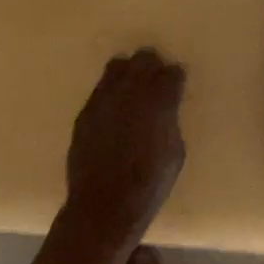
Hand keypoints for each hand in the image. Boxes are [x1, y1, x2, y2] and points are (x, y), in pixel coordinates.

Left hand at [61, 49, 186, 252]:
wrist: (105, 205)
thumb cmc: (150, 183)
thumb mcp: (175, 152)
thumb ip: (171, 122)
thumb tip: (165, 112)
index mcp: (160, 101)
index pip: (172, 72)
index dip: (176, 77)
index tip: (177, 85)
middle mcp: (131, 91)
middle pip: (144, 59)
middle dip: (153, 66)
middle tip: (157, 80)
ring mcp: (104, 99)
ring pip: (117, 66)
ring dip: (129, 73)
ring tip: (133, 89)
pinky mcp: (85, 112)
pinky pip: (100, 89)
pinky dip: (111, 92)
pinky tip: (114, 109)